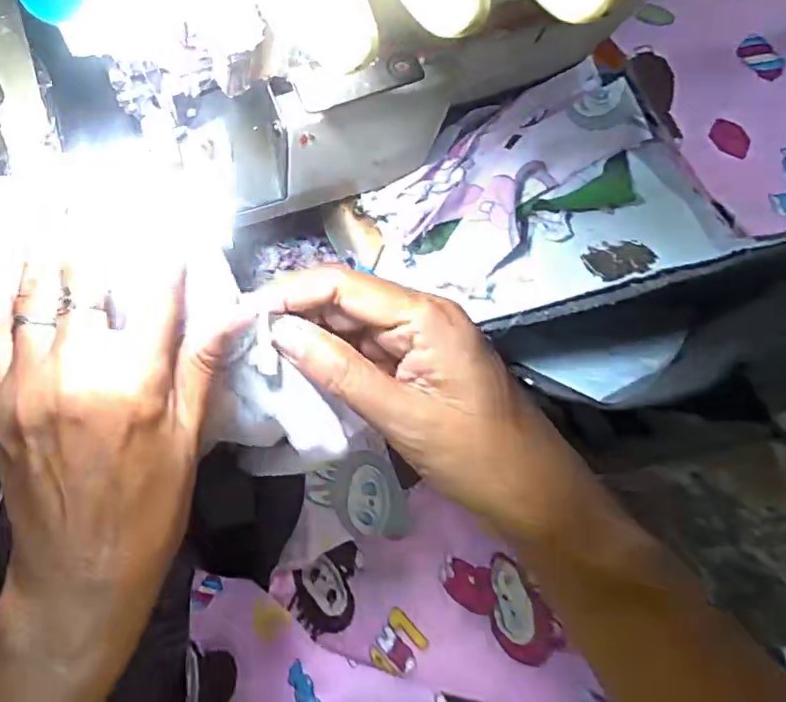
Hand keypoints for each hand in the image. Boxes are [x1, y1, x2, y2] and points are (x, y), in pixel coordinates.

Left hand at [0, 232, 231, 697]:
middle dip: (100, 225)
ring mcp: (28, 380)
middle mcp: (79, 372)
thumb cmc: (147, 511)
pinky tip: (4, 237)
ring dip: (50, 235)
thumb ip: (202, 365)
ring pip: (38, 288)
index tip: (164, 209)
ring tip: (59, 196)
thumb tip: (235, 307)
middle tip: (104, 189)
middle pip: (89, 277)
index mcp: (136, 385)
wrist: (75, 574)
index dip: (162, 243)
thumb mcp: (188, 443)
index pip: (155, 291)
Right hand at [254, 267, 607, 543]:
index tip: (247, 311)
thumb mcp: (400, 415)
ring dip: (307, 329)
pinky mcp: (412, 357)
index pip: (341, 284)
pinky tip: (297, 360)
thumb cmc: (477, 458)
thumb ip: (337, 370)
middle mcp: (418, 312)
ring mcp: (415, 334)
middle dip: (293, 308)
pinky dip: (328, 351)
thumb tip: (278, 332)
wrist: (539, 502)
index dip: (290, 292)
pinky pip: (360, 343)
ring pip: (346, 319)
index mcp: (424, 314)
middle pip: (341, 295)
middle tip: (246, 328)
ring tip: (261, 343)